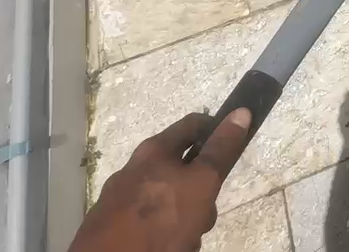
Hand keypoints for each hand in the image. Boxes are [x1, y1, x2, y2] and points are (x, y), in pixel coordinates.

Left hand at [69, 108, 251, 251]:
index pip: (194, 124)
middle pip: (180, 167)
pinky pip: (146, 223)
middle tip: (208, 209)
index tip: (231, 150)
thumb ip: (221, 150)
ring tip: (188, 237)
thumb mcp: (202, 183)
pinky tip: (167, 247)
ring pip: (165, 199)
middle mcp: (131, 170)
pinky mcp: (107, 232)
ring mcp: (116, 202)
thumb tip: (241, 111)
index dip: (217, 130)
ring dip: (183, 214)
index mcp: (153, 151)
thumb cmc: (159, 222)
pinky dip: (161, 232)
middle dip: (201, 188)